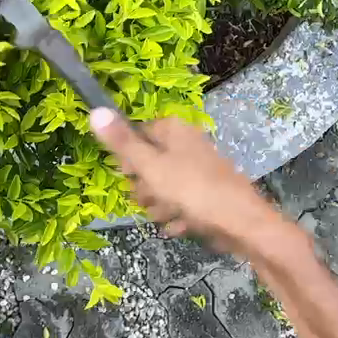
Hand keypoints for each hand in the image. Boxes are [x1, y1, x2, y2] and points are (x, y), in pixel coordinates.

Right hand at [89, 109, 279, 253]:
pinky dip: (179, 215)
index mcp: (173, 130)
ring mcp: (200, 168)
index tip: (128, 176)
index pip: (136, 135)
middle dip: (145, 187)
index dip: (128, 159)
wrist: (242, 223)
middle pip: (150, 163)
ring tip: (168, 216)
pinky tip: (181, 226)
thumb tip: (94, 111)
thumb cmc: (192, 190)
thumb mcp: (150, 166)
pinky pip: (183, 202)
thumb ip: (121, 142)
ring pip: (165, 186)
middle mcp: (187, 143)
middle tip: (149, 199)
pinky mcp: (209, 192)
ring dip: (160, 205)